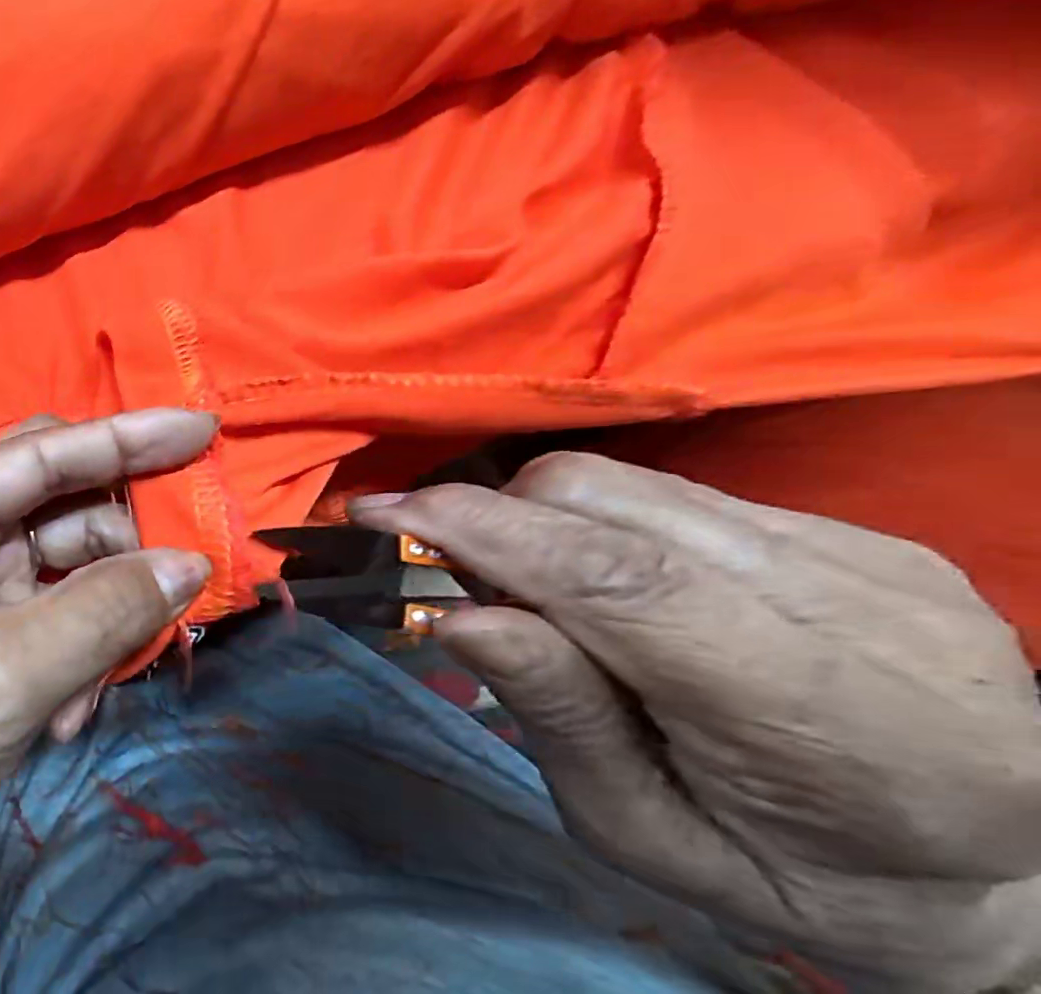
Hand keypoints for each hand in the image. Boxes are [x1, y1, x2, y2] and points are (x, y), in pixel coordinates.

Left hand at [0, 410, 215, 955]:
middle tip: (176, 571)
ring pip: (78, 550)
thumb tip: (190, 564)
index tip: (199, 427)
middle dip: (120, 541)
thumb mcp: (11, 675)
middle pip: (62, 495)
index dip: (121, 439)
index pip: (35, 454)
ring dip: (107, 612)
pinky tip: (72, 704)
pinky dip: (92, 640)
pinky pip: (73, 595)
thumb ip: (106, 611)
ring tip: (94, 684)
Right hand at [351, 454, 1040, 992]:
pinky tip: (605, 584)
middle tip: (455, 581)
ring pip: (625, 481)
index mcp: (824, 721)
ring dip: (534, 520)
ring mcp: (862, 552)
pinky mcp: (848, 529)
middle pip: (608, 504)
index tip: (380, 512)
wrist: (1004, 867)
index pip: (621, 582)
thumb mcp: (643, 835)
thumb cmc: (788, 877)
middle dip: (492, 522)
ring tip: (530, 588)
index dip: (485, 532)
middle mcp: (859, 607)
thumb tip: (457, 617)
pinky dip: (590, 524)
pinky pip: (662, 493)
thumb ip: (557, 716)